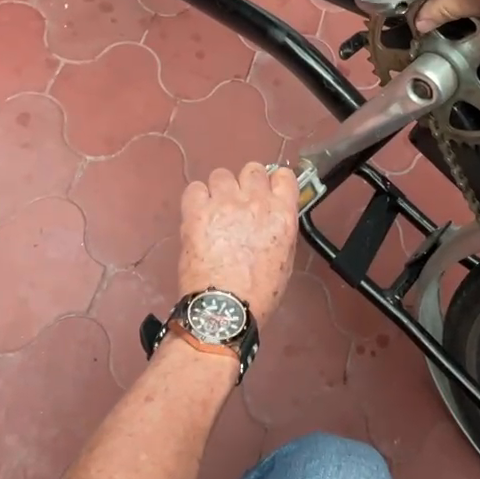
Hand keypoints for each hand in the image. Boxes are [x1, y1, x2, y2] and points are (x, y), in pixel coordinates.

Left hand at [176, 163, 300, 321]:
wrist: (224, 309)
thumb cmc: (260, 292)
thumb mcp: (285, 258)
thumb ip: (279, 228)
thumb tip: (269, 217)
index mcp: (282, 213)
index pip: (284, 176)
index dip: (273, 183)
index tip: (266, 193)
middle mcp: (256, 200)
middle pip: (252, 169)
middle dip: (246, 184)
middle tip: (238, 205)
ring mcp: (225, 202)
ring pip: (221, 175)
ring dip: (219, 190)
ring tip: (215, 212)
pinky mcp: (197, 211)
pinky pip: (194, 188)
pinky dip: (196, 199)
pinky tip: (197, 215)